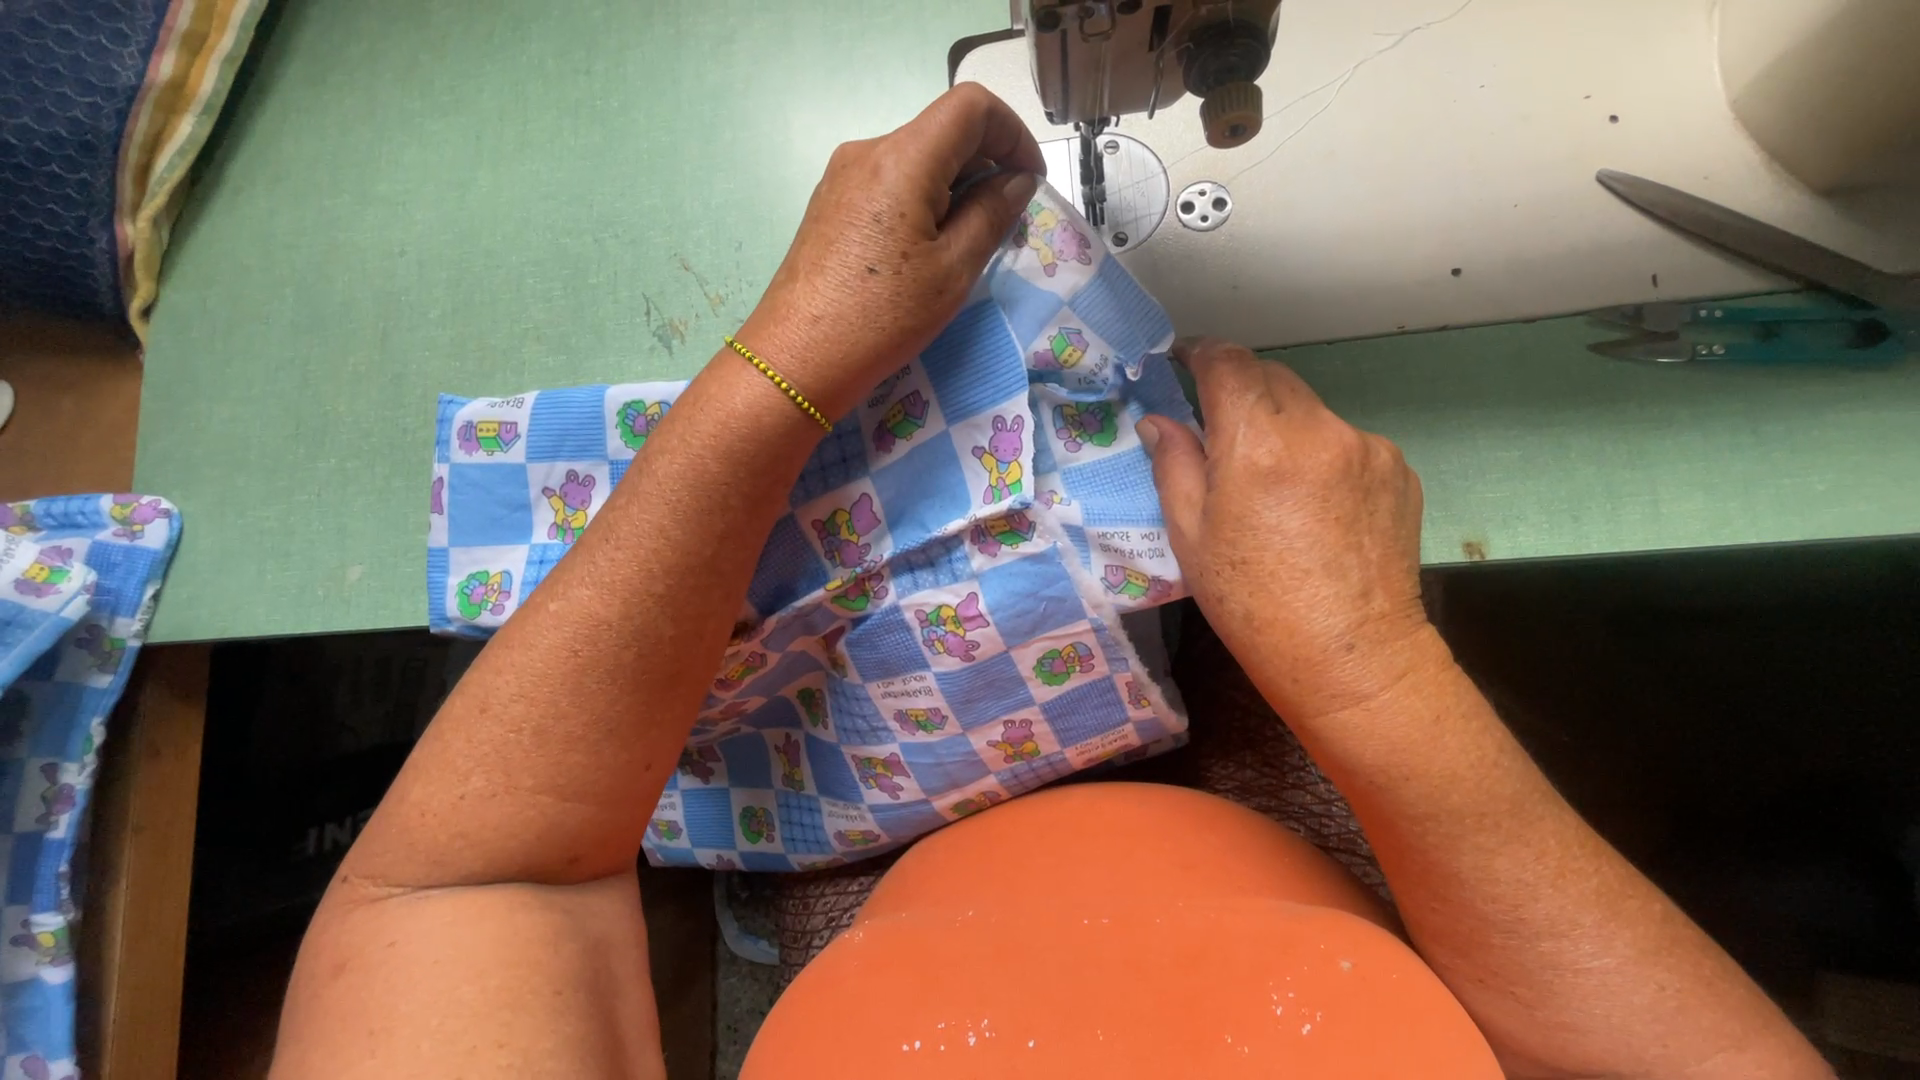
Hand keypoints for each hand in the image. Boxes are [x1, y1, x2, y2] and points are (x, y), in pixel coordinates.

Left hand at [734, 83, 1044, 417]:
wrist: (797, 359)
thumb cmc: (882, 317)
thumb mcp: (953, 271)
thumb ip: (992, 214)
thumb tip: (1016, 180)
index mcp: (902, 158)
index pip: (972, 106)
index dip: (1013, 134)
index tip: (1029, 182)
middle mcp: (868, 151)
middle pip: (943, 131)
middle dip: (986, 165)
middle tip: (1006, 224)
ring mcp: (843, 177)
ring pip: (917, 160)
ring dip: (955, 187)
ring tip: (967, 245)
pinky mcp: (831, 205)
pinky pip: (891, 185)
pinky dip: (924, 201)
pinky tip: (927, 251)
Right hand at [1139, 338, 1441, 722]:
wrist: (1349, 656)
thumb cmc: (1251, 602)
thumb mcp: (1190, 535)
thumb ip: (1173, 464)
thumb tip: (1160, 420)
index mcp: (1259, 444)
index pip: (1229, 363)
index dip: (1201, 352)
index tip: (1184, 359)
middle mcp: (1320, 429)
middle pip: (1272, 378)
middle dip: (1240, 391)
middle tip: (1217, 429)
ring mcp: (1367, 446)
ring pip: (1310, 411)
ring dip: (1282, 426)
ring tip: (1270, 485)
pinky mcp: (1398, 469)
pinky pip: (1345, 442)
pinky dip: (1319, 455)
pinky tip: (1313, 507)